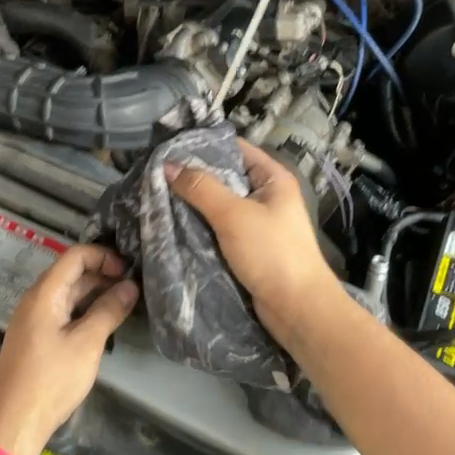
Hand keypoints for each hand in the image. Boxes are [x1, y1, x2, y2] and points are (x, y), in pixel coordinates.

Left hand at [0, 244, 139, 454]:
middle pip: (71, 273)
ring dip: (95, 295)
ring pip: (68, 294)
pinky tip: (104, 324)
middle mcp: (36, 299)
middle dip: (103, 275)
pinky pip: (63, 312)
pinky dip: (84, 311)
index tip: (129, 271)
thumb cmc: (51, 379)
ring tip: (125, 305)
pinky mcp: (36, 337)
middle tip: (134, 289)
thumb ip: (109, 311)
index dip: (104, 256)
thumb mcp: (87, 343)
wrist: (14, 421)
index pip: (75, 256)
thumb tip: (130, 287)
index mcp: (45, 293)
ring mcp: (34, 319)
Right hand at [166, 141, 338, 340]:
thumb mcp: (234, 215)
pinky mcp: (249, 246)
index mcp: (272, 178)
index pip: (234, 148)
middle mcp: (266, 195)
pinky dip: (200, 224)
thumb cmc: (272, 253)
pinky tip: (174, 222)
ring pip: (219, 204)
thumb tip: (167, 165)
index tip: (169, 146)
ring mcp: (258, 222)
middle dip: (193, 175)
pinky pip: (219, 227)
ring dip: (194, 202)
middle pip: (224, 176)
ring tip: (158, 194)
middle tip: (156, 171)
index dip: (204, 145)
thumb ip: (201, 188)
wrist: (298, 309)